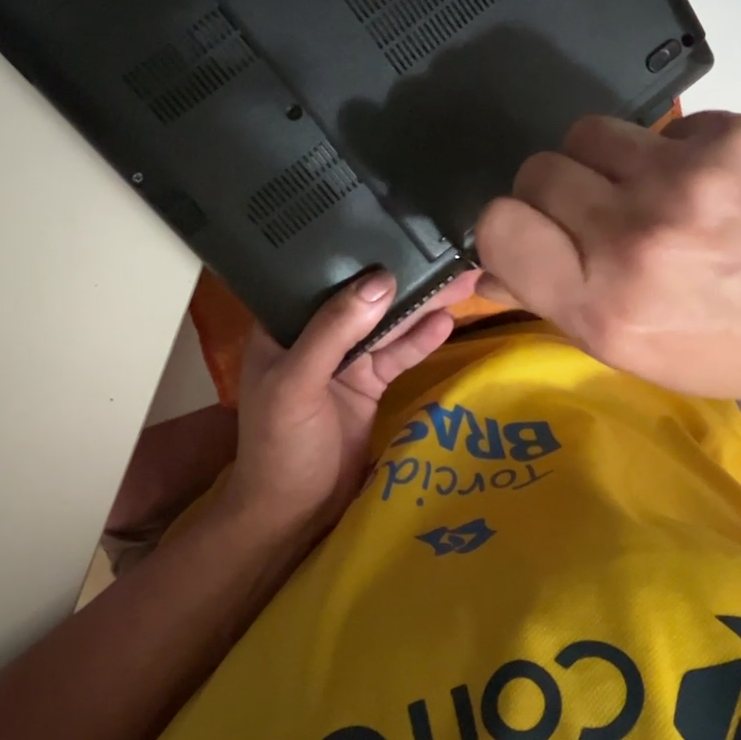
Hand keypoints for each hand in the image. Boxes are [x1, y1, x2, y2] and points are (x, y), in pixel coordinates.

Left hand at [232, 268, 480, 532]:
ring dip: (420, 306)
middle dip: (402, 278)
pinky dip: (421, 340)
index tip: (397, 227)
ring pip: (387, 325)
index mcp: (282, 326)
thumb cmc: (280, 445)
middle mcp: (315, 336)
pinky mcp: (370, 385)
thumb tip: (381, 282)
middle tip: (443, 253)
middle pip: (364, 299)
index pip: (320, 277)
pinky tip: (446, 321)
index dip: (356, 252)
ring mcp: (346, 361)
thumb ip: (334, 331)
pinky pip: (398, 355)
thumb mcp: (297, 383)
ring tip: (459, 280)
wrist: (294, 512)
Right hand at [476, 111, 740, 419]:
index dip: (507, 232)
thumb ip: (561, 303)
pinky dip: (673, 154)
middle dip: (555, 194)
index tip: (531, 238)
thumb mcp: (644, 357)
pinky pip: (663, 127)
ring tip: (649, 195)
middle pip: (537, 169)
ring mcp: (688, 177)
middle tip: (598, 219)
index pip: (498, 227)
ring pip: (589, 132)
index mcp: (608, 310)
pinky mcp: (735, 134)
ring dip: (604, 162)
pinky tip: (714, 190)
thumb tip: (496, 266)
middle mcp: (637, 238)